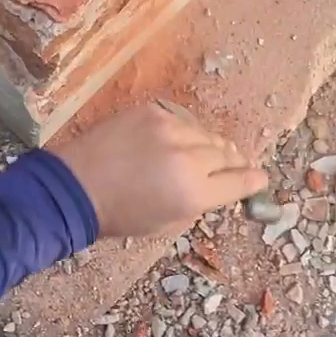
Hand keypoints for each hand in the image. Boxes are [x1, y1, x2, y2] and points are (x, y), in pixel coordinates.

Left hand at [53, 101, 268, 238]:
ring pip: (208, 134)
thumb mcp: (167, 224)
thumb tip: (222, 186)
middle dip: (234, 162)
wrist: (75, 187)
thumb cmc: (119, 215)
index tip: (260, 179)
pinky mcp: (152, 112)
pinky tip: (178, 142)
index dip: (254, 181)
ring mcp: (169, 130)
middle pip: (228, 154)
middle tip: (236, 166)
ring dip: (212, 146)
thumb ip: (200, 203)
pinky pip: (183, 121)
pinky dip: (186, 133)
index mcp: (193, 194)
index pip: (240, 182)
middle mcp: (187, 159)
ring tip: (208, 154)